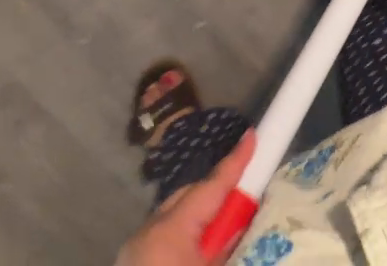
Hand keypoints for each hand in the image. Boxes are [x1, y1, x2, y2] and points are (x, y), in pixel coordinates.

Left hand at [116, 131, 255, 265]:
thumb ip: (232, 244)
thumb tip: (246, 221)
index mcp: (170, 234)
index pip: (211, 186)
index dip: (236, 161)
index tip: (253, 134)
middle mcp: (146, 234)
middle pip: (189, 196)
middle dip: (218, 193)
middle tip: (248, 200)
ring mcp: (132, 252)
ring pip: (175, 218)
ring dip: (201, 219)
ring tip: (224, 234)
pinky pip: (163, 239)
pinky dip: (185, 239)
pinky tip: (200, 253)